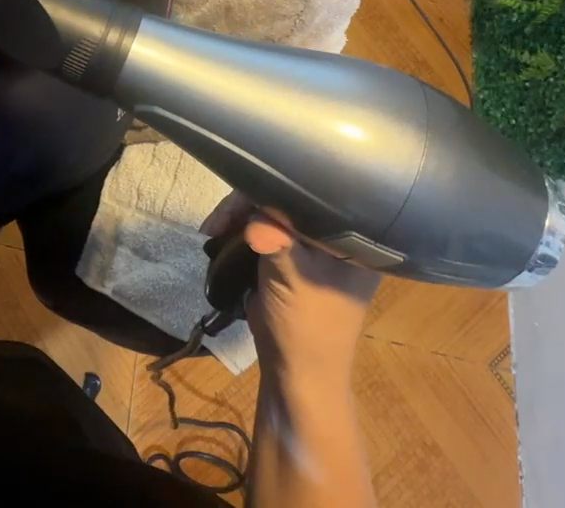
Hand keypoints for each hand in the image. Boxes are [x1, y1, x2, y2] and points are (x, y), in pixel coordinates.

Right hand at [202, 193, 380, 382]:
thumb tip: (253, 213)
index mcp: (352, 239)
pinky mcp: (289, 259)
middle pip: (286, 201)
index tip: (238, 204)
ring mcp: (310, 249)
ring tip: (212, 232)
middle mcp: (334, 238)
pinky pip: (262, 231)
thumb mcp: (292, 277)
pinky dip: (240, 231)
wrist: (296, 374)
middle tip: (216, 224)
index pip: (311, 195)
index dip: (271, 190)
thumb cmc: (306, 327)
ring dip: (237, 219)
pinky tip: (220, 236)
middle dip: (246, 207)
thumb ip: (274, 237)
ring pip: (269, 214)